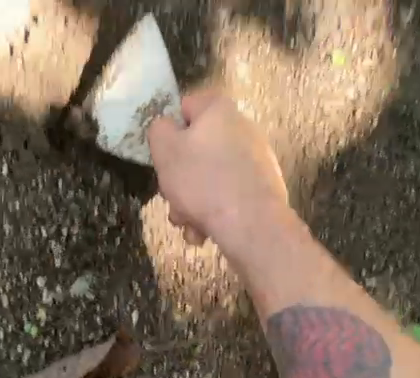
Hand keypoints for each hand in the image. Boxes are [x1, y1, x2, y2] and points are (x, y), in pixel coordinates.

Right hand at [147, 87, 290, 246]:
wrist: (250, 221)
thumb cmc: (202, 181)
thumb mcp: (166, 152)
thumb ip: (158, 131)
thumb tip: (164, 126)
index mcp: (217, 109)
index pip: (184, 107)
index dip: (168, 132)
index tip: (162, 158)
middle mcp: (240, 125)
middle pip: (196, 149)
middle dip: (179, 178)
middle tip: (172, 199)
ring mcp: (254, 156)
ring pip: (209, 176)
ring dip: (191, 202)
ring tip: (188, 223)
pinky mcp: (261, 183)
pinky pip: (227, 193)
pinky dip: (213, 210)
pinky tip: (206, 229)